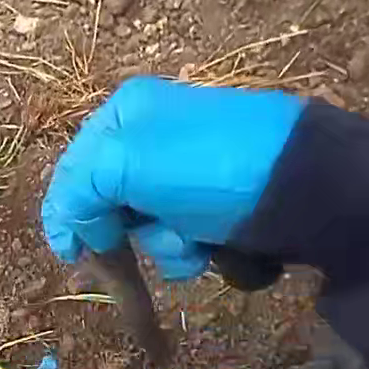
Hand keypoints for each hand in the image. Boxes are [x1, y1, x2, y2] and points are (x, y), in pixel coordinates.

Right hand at [41, 77, 303, 280]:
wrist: (300, 186)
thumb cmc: (204, 168)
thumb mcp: (126, 165)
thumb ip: (79, 190)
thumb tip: (74, 231)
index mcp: (127, 114)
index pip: (76, 169)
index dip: (68, 213)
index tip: (72, 254)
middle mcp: (155, 140)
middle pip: (113, 204)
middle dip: (128, 231)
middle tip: (136, 243)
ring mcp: (189, 176)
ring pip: (151, 229)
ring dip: (166, 245)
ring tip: (192, 239)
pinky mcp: (216, 207)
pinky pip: (186, 240)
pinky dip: (193, 251)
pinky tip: (212, 246)